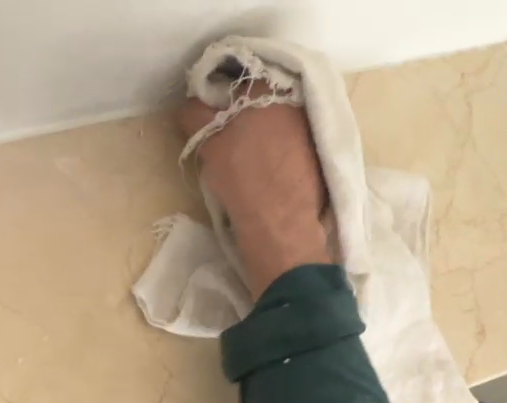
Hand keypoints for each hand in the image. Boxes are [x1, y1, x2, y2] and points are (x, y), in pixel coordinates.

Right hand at [179, 87, 331, 298]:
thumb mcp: (209, 146)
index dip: (217, 92)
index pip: (236, 76)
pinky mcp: (317, 147)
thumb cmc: (242, 179)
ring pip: (276, 115)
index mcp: (266, 87)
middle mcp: (294, 96)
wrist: (280, 221)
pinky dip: (277, 143)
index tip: (207, 112)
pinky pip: (291, 134)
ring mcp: (309, 122)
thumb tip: (189, 104)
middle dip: (241, 109)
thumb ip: (195, 117)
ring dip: (259, 126)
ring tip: (243, 152)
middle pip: (259, 94)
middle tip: (223, 134)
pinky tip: (265, 165)